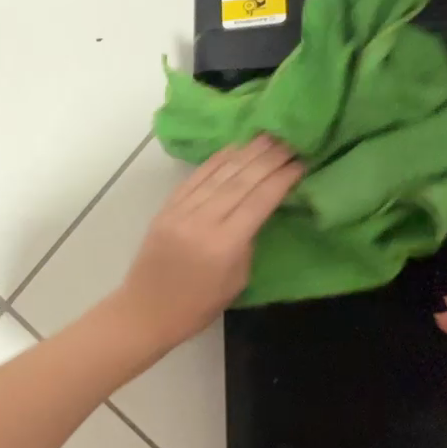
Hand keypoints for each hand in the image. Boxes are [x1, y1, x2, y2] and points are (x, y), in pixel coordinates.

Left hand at [115, 136, 301, 345]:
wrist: (145, 312)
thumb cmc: (197, 306)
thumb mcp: (236, 281)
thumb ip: (248, 242)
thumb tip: (256, 211)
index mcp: (224, 245)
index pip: (259, 201)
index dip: (281, 179)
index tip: (301, 162)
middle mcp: (202, 222)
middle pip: (241, 181)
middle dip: (268, 158)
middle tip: (290, 139)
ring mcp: (181, 212)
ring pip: (218, 175)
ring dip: (245, 153)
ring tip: (267, 136)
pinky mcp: (166, 209)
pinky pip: (195, 179)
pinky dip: (215, 161)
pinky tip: (233, 148)